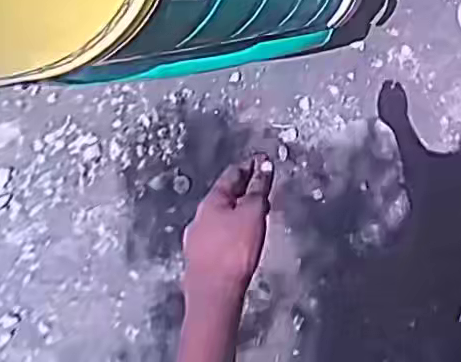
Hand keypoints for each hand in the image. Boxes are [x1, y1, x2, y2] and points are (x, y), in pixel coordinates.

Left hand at [183, 155, 274, 303]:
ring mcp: (196, 240)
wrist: (214, 298)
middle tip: (264, 185)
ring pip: (221, 216)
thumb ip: (259, 187)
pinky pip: (218, 234)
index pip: (233, 173)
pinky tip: (242, 236)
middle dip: (245, 188)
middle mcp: (199, 218)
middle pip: (226, 194)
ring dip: (239, 210)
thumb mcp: (253, 212)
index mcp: (210, 201)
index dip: (251, 165)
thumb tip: (264, 167)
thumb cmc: (234, 251)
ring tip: (257, 210)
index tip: (265, 161)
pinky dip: (232, 228)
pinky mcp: (198, 260)